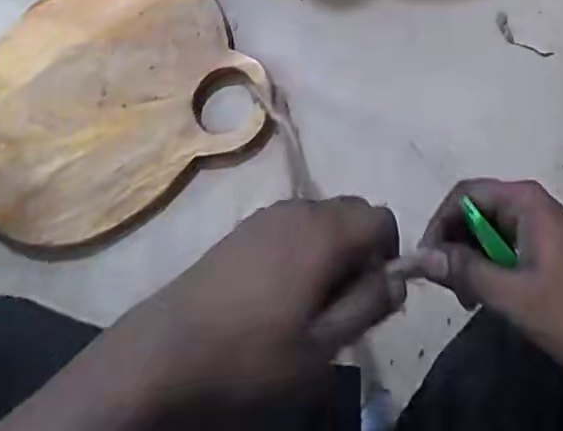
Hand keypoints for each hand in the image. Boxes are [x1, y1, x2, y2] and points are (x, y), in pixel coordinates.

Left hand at [110, 197, 403, 413]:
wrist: (162, 352)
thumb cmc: (250, 354)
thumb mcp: (320, 347)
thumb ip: (368, 306)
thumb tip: (400, 278)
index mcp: (326, 231)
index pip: (383, 218)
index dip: (390, 254)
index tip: (371, 296)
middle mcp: (302, 208)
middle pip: (355, 211)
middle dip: (362, 249)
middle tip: (342, 302)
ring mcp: (270, 213)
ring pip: (324, 217)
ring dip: (333, 248)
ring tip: (309, 300)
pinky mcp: (246, 226)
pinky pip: (294, 223)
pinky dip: (304, 245)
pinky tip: (277, 291)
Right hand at [415, 178, 562, 384]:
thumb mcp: (513, 295)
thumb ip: (465, 271)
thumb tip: (421, 256)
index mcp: (524, 200)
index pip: (464, 193)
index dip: (439, 223)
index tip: (426, 262)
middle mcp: (531, 202)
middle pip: (475, 208)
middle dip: (454, 243)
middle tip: (449, 287)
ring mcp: (541, 223)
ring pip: (488, 228)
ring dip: (471, 258)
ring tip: (469, 299)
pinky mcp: (547, 245)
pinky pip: (505, 244)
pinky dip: (490, 265)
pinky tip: (489, 296)